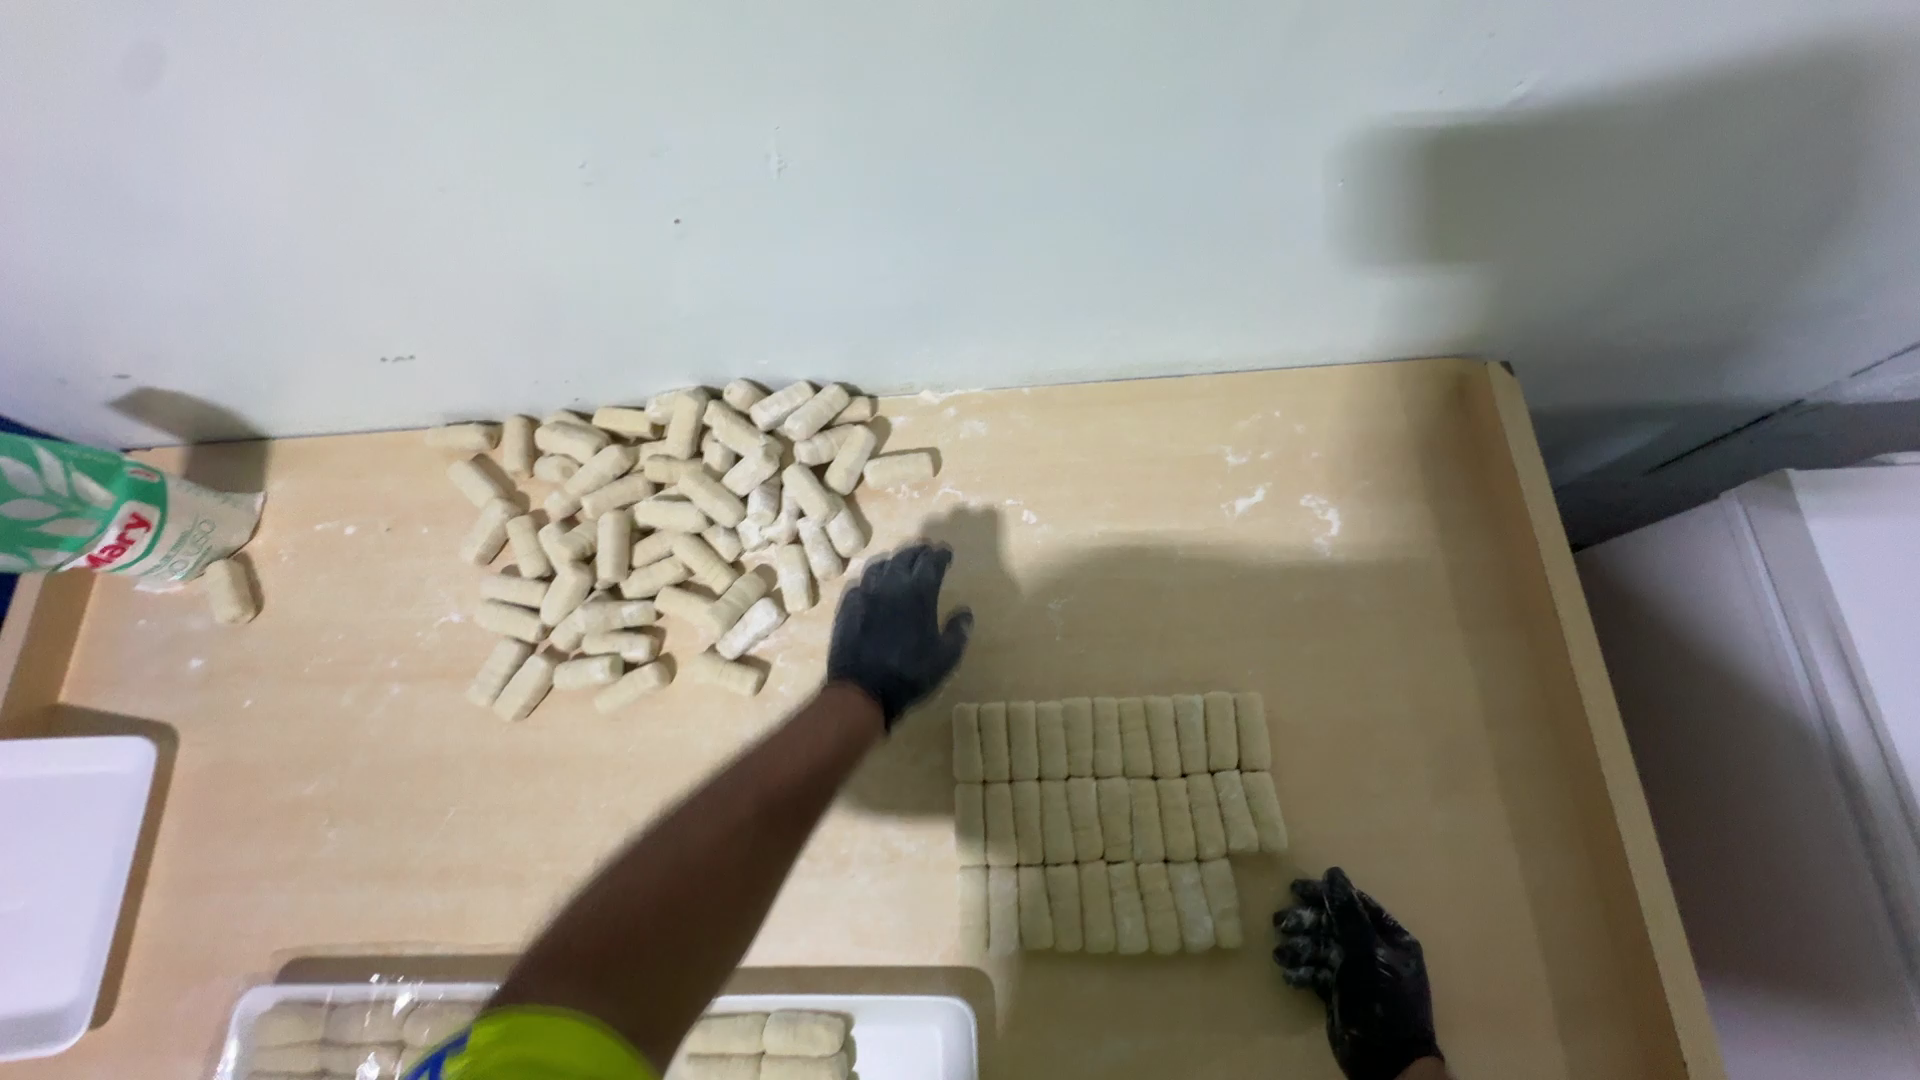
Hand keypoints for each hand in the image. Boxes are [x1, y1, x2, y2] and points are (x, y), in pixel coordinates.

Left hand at [827, 541, 971, 727]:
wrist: (862, 689)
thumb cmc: (911, 674)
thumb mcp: (946, 658)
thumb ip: (958, 631)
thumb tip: (965, 611)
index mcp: (919, 592)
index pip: (932, 561)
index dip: (941, 554)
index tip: (947, 552)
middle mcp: (892, 584)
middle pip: (906, 556)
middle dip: (919, 551)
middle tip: (927, 551)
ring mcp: (865, 592)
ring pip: (880, 564)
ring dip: (895, 560)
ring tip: (901, 563)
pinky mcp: (847, 605)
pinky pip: (861, 581)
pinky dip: (873, 578)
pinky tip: (875, 585)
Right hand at [1274, 868, 1441, 1079]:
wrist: (1386, 1061)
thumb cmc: (1381, 999)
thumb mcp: (1365, 951)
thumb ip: (1347, 913)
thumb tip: (1333, 872)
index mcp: (1390, 938)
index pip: (1354, 904)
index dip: (1325, 894)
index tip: (1295, 890)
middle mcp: (1374, 951)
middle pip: (1333, 924)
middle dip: (1306, 923)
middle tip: (1279, 923)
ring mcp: (1357, 973)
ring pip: (1322, 948)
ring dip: (1299, 947)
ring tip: (1280, 953)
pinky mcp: (1340, 992)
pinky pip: (1317, 971)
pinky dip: (1302, 970)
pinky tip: (1289, 973)